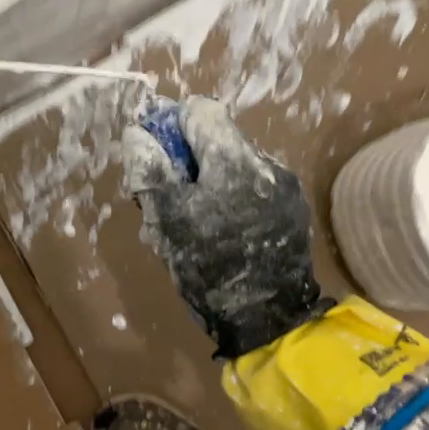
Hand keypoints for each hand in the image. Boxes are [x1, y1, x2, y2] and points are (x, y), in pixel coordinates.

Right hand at [122, 96, 328, 358]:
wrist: (268, 318)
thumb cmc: (212, 267)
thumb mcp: (169, 221)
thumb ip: (152, 172)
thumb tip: (137, 134)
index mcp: (233, 159)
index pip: (199, 112)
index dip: (171, 129)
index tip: (154, 160)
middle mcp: (264, 164)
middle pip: (215, 144)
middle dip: (183, 168)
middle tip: (161, 207)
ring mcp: (283, 190)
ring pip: (231, 172)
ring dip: (203, 191)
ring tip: (185, 232)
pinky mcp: (291, 215)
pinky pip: (250, 196)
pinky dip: (227, 207)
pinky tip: (217, 240)